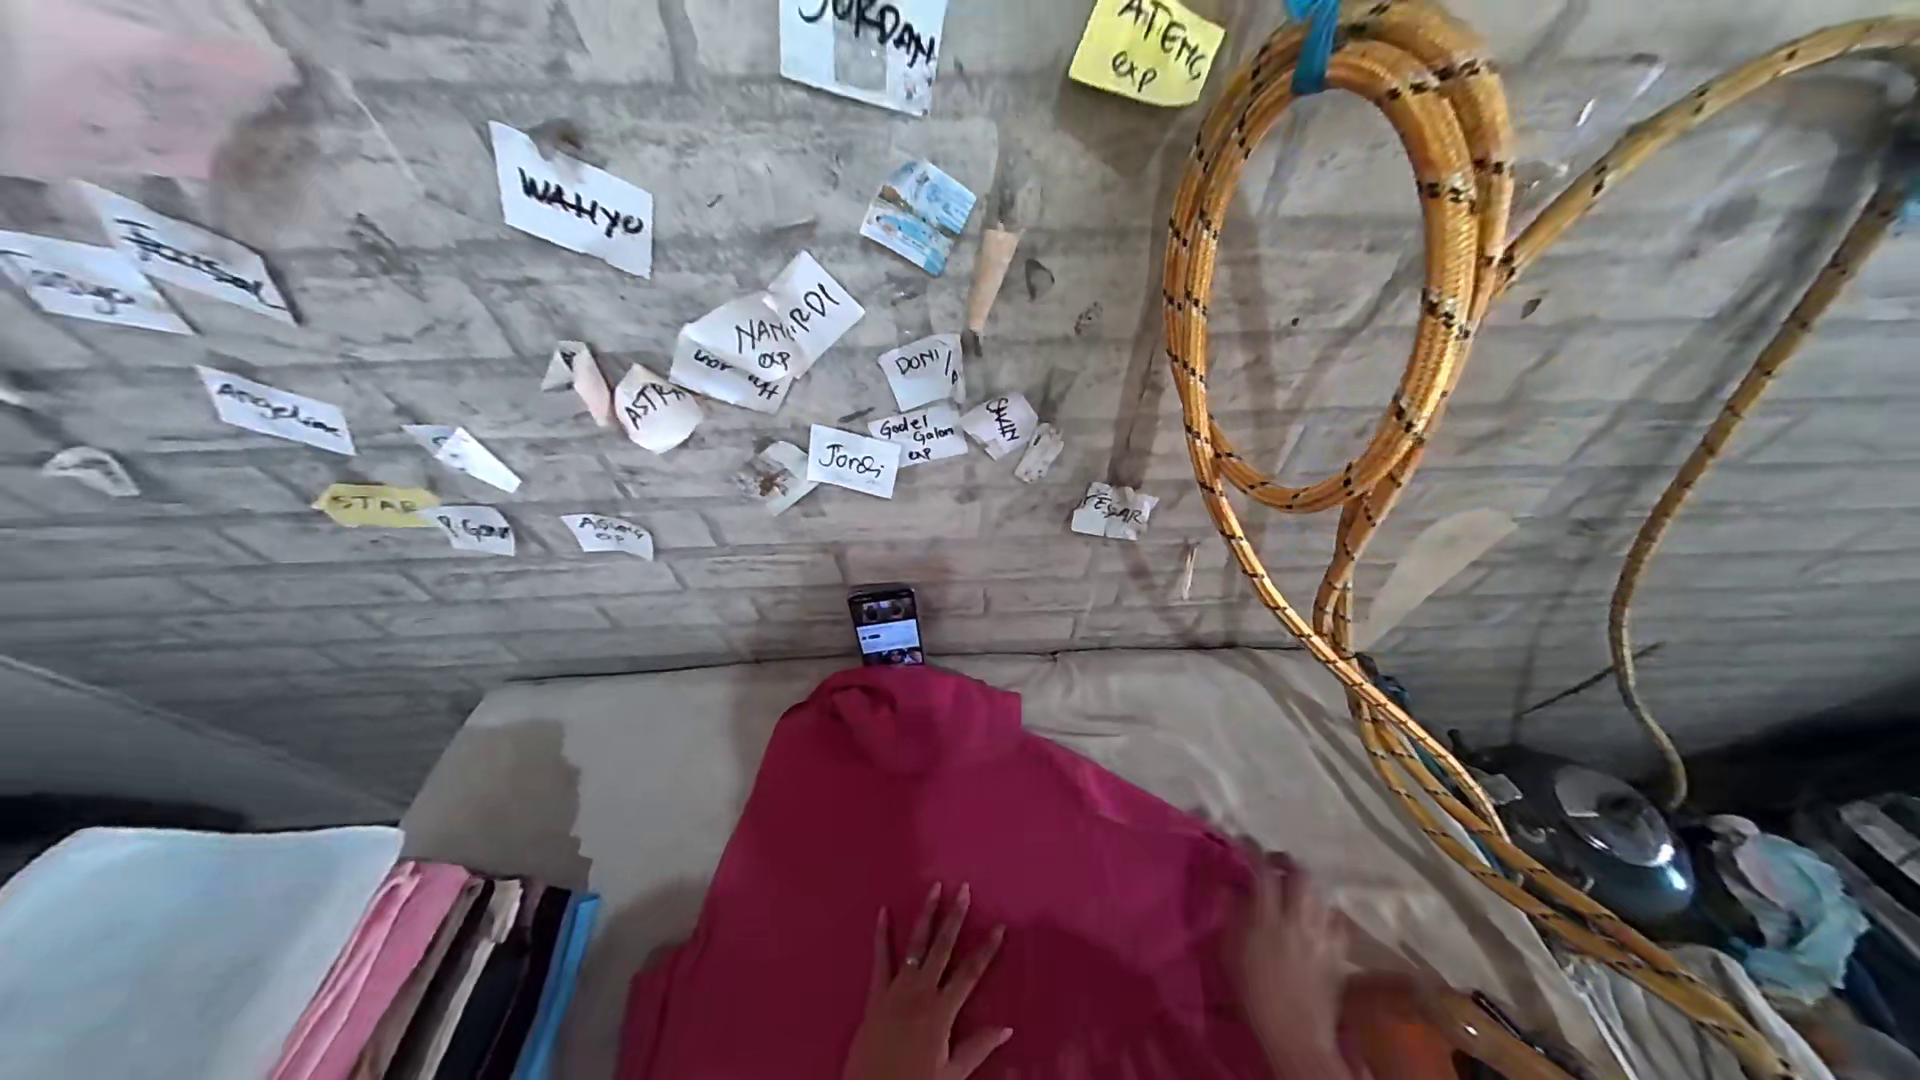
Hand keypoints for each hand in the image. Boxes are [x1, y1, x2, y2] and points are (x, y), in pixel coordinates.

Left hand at [843, 882, 1010, 1079]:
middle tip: (964, 889)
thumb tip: (1007, 1027)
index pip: (970, 972)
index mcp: (941, 1010)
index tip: (1000, 926)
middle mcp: (920, 991)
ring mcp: (896, 988)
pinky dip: (881, 934)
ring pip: (915, 943)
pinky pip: (879, 958)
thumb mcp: (951, 1076)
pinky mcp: (875, 993)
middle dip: (955, 916)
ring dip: (926, 914)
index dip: (987, 949)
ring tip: (935, 888)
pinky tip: (882, 911)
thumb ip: (977, 1048)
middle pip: (943, 946)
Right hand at [1231, 850, 1352, 1079]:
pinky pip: (1338, 920)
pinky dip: (1326, 911)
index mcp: (1266, 920)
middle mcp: (1298, 921)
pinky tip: (1317, 916)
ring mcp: (1322, 936)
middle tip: (1273, 863)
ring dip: (1305, 884)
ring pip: (1319, 893)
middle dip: (1285, 861)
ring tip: (1294, 888)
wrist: (1296, 1037)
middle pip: (1300, 875)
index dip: (1253, 850)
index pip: (1262, 871)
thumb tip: (1234, 886)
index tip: (1244, 841)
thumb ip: (1233, 914)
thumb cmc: (1254, 995)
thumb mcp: (1230, 952)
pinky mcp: (1339, 953)